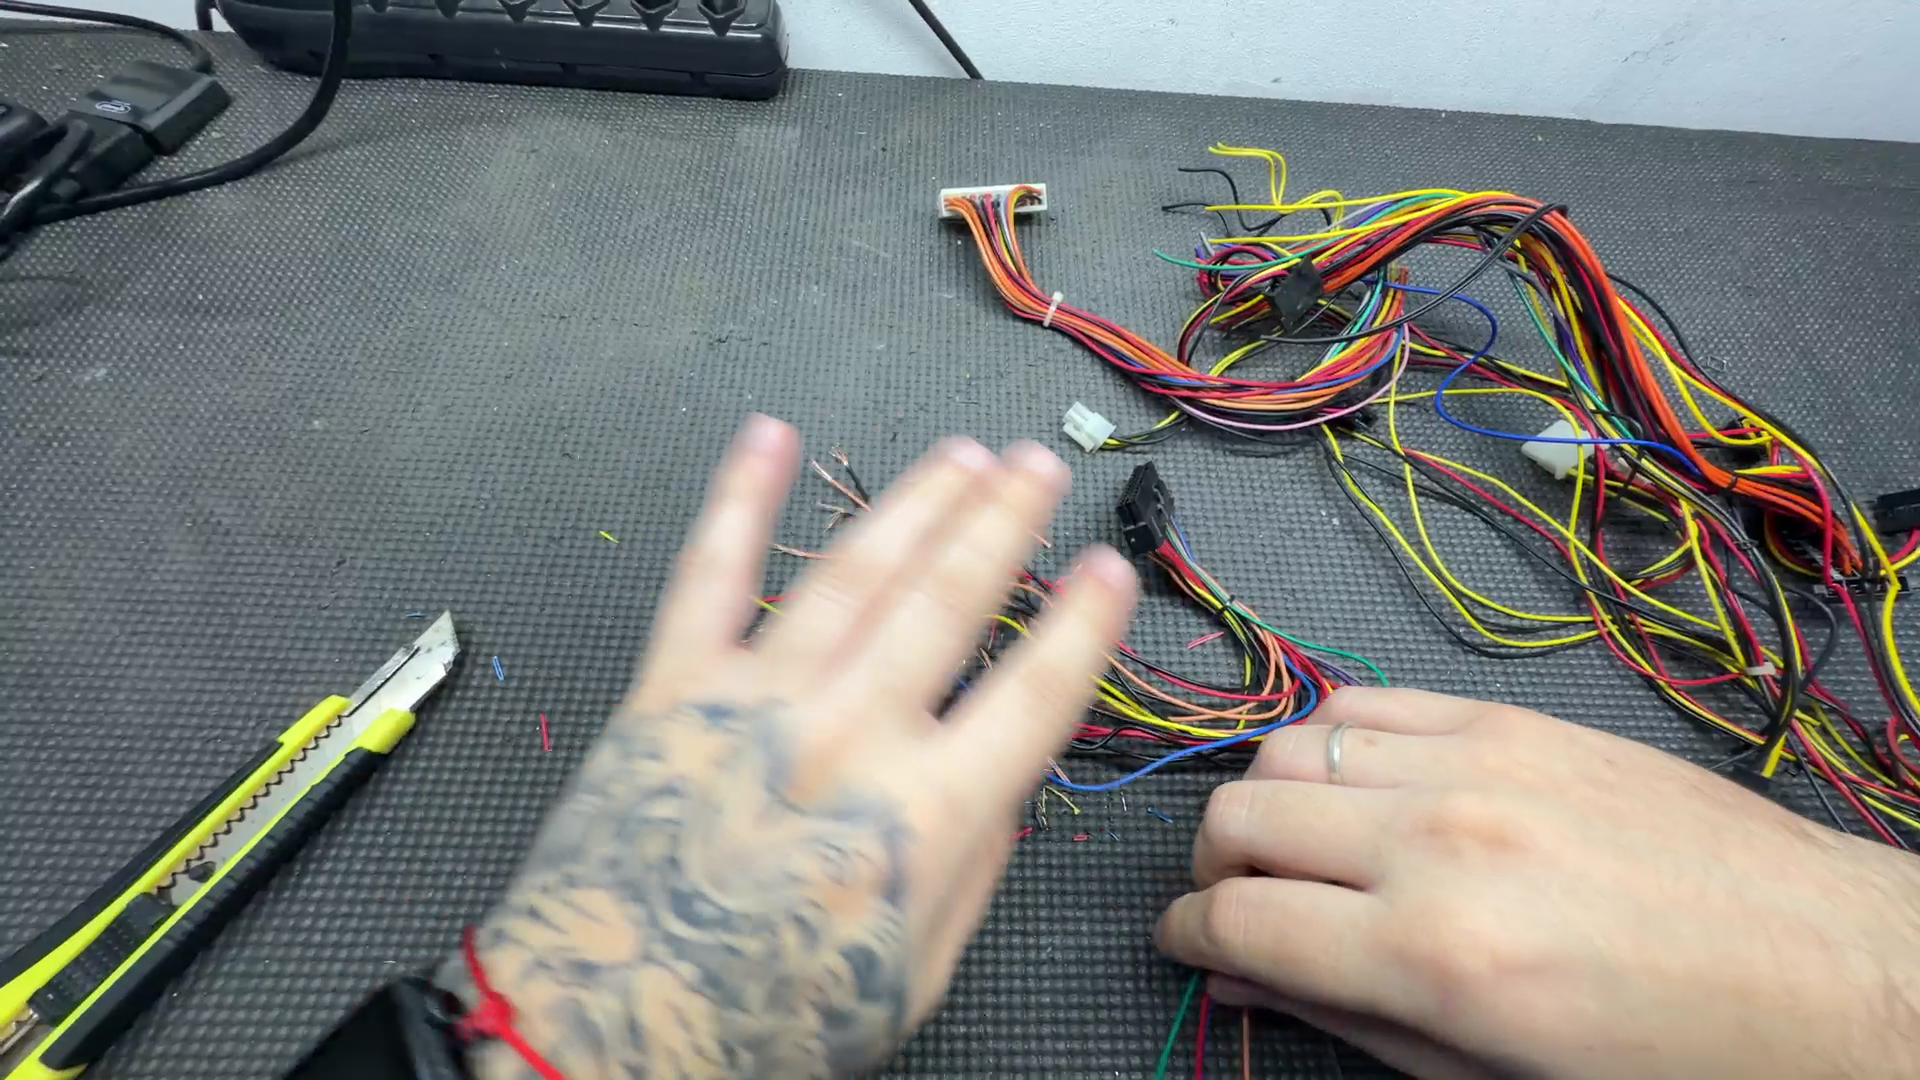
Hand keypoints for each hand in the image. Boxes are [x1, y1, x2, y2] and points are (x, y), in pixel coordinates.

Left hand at [454, 416, 1137, 1078]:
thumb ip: (972, 867)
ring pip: (851, 571)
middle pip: (945, 601)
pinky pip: (711, 573)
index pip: (1034, 693)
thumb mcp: (914, 974)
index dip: (1082, 623)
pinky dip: (740, 497)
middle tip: (1036, 467)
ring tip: (959, 456)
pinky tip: (770, 437)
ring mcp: (755, 699)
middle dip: (1001, 522)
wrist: (596, 1035)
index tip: (1109, 567)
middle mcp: (844, 737)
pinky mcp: (673, 687)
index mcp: (919, 816)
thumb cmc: (761, 1020)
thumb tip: (1002, 784)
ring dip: (914, 503)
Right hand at [1155, 686, 1919, 1079]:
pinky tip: (1342, 780)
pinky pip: (1354, 704)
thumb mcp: (1498, 1079)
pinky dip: (1320, 743)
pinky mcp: (1497, 718)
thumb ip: (1344, 1018)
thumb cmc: (1679, 1062)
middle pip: (1239, 818)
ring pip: (1282, 750)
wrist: (1856, 975)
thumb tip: (1235, 978)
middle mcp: (1432, 842)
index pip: (1242, 919)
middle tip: (1232, 893)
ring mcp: (1464, 762)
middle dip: (1207, 864)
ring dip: (1259, 800)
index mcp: (1438, 956)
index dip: (1189, 931)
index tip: (1183, 937)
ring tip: (1288, 838)